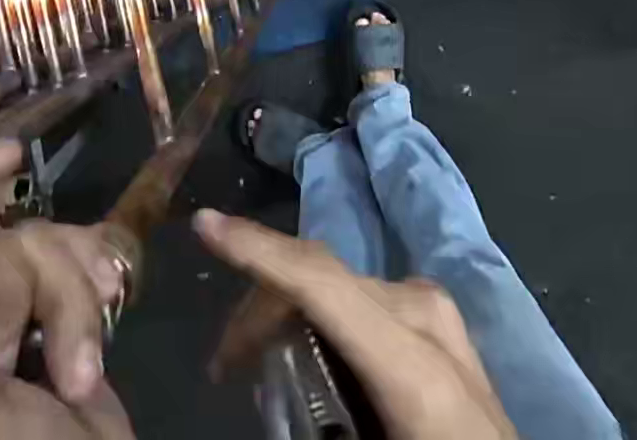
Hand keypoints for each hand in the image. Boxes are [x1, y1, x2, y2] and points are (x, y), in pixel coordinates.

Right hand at [193, 209, 517, 439]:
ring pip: (333, 281)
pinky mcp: (432, 313)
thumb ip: (311, 414)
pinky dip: (315, 311)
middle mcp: (422, 313)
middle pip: (317, 278)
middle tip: (222, 365)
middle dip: (258, 308)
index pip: (321, 281)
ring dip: (284, 308)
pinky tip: (300, 347)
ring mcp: (431, 305)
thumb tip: (264, 382)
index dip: (257, 248)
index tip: (204, 223)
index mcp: (414, 364)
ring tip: (253, 359)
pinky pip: (355, 294)